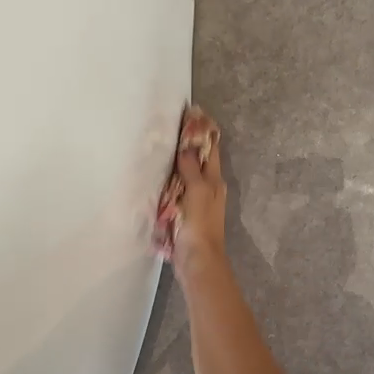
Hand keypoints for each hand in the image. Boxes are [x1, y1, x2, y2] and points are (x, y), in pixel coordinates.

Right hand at [164, 107, 225, 283]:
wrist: (198, 261)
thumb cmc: (200, 225)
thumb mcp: (196, 192)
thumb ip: (191, 170)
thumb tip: (187, 148)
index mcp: (214, 181)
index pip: (210, 149)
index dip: (203, 131)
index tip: (193, 112)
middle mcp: (208, 189)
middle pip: (199, 161)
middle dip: (189, 144)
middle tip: (173, 126)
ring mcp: (197, 203)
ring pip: (188, 176)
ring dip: (179, 162)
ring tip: (164, 146)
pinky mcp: (185, 215)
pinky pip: (177, 192)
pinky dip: (171, 182)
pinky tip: (159, 178)